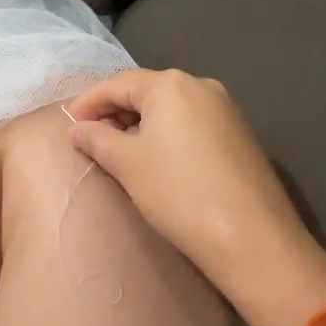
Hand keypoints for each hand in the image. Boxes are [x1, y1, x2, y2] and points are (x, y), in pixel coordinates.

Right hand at [67, 69, 325, 325]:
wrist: (256, 242)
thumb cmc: (180, 193)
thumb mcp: (127, 165)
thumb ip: (96, 139)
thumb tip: (78, 129)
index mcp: (170, 84)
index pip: (117, 83)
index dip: (89, 101)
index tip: (69, 124)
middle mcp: (200, 86)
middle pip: (145, 91)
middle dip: (115, 111)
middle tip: (92, 138)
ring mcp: (226, 110)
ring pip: (170, 108)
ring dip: (141, 124)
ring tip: (122, 151)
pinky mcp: (241, 136)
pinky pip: (192, 124)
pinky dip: (168, 135)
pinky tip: (159, 160)